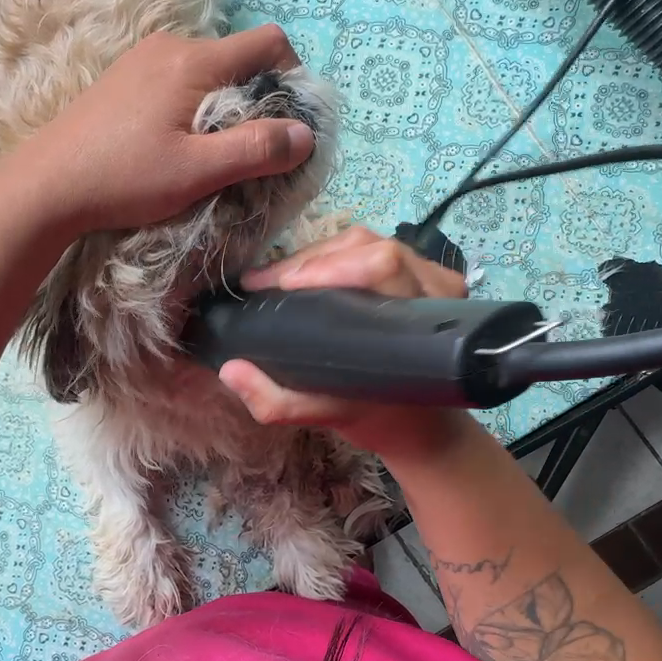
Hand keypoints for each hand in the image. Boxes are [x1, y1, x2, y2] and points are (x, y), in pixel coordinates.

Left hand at [1, 25, 316, 236]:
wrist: (46, 187)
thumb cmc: (122, 179)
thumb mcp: (195, 172)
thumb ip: (254, 150)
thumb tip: (305, 134)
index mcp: (194, 60)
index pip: (269, 44)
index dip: (292, 80)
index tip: (288, 126)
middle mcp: (169, 46)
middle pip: (237, 59)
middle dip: (255, 101)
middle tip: (250, 153)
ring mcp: (140, 61)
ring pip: (205, 74)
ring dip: (221, 109)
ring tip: (210, 158)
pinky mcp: (121, 82)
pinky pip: (174, 85)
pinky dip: (189, 110)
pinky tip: (173, 149)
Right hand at [217, 226, 476, 459]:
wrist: (414, 420)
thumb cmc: (375, 416)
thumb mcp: (324, 415)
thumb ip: (276, 401)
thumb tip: (230, 370)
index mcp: (420, 321)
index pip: (380, 265)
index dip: (325, 267)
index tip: (280, 286)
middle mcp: (432, 288)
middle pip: (365, 245)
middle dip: (307, 260)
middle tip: (264, 283)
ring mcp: (426, 273)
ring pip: (364, 239)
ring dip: (315, 254)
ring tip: (278, 278)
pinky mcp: (414, 268)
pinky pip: (367, 245)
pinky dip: (329, 254)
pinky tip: (302, 271)